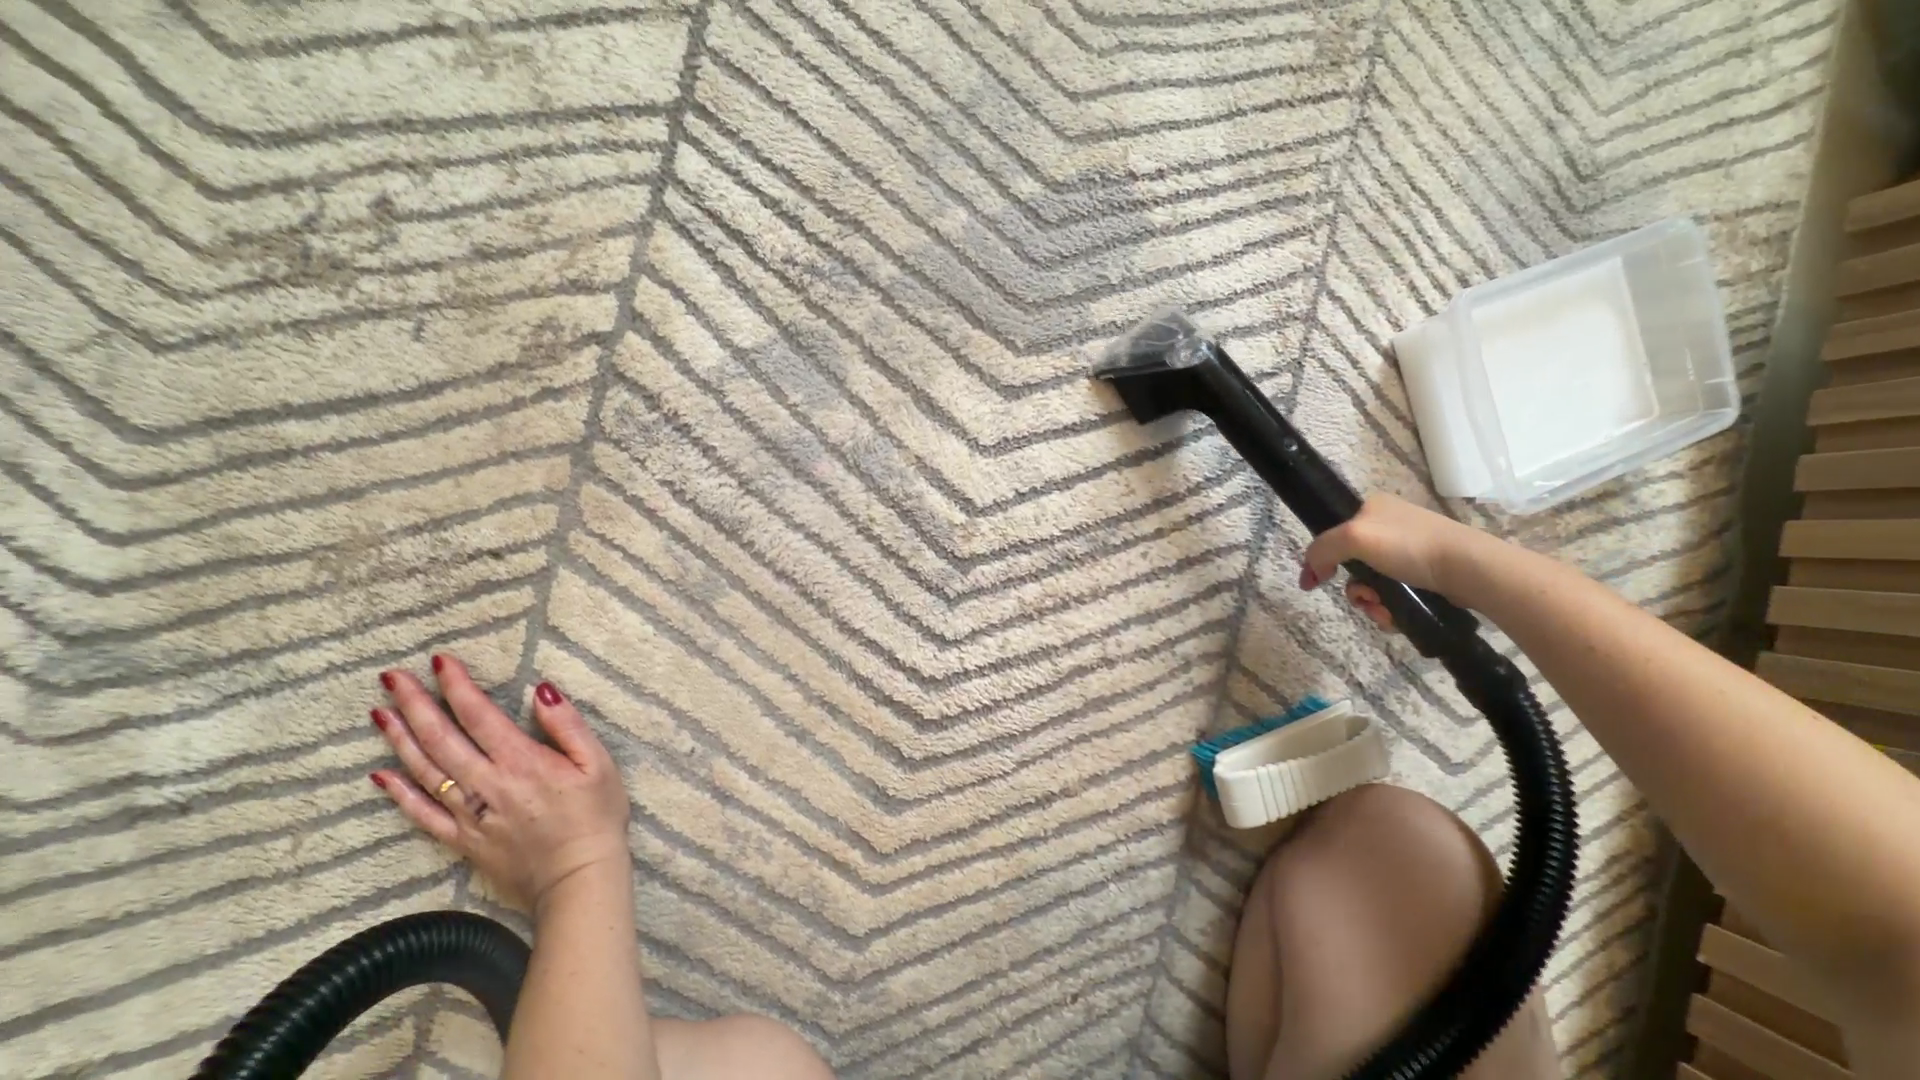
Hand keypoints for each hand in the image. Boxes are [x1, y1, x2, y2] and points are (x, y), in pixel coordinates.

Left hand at [368, 655, 631, 915]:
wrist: (579, 879)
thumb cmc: (596, 818)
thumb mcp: (598, 764)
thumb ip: (568, 726)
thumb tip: (541, 690)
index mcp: (522, 763)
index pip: (480, 716)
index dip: (458, 687)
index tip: (439, 662)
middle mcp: (488, 785)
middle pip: (443, 739)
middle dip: (415, 705)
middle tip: (391, 678)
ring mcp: (471, 815)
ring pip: (426, 772)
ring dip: (400, 740)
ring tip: (379, 713)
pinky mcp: (463, 841)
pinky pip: (423, 815)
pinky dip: (400, 794)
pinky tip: (382, 774)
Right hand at [1299, 494, 1495, 632]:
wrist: (1466, 568)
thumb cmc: (1408, 547)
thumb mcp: (1353, 538)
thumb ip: (1322, 550)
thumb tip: (1310, 574)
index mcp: (1371, 508)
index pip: (1333, 535)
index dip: (1322, 560)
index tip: (1317, 583)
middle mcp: (1389, 527)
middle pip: (1352, 565)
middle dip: (1355, 589)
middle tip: (1365, 598)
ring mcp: (1408, 551)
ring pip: (1372, 583)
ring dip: (1371, 602)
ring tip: (1384, 611)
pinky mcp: (1425, 574)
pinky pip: (1394, 594)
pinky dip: (1390, 608)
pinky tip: (1396, 615)